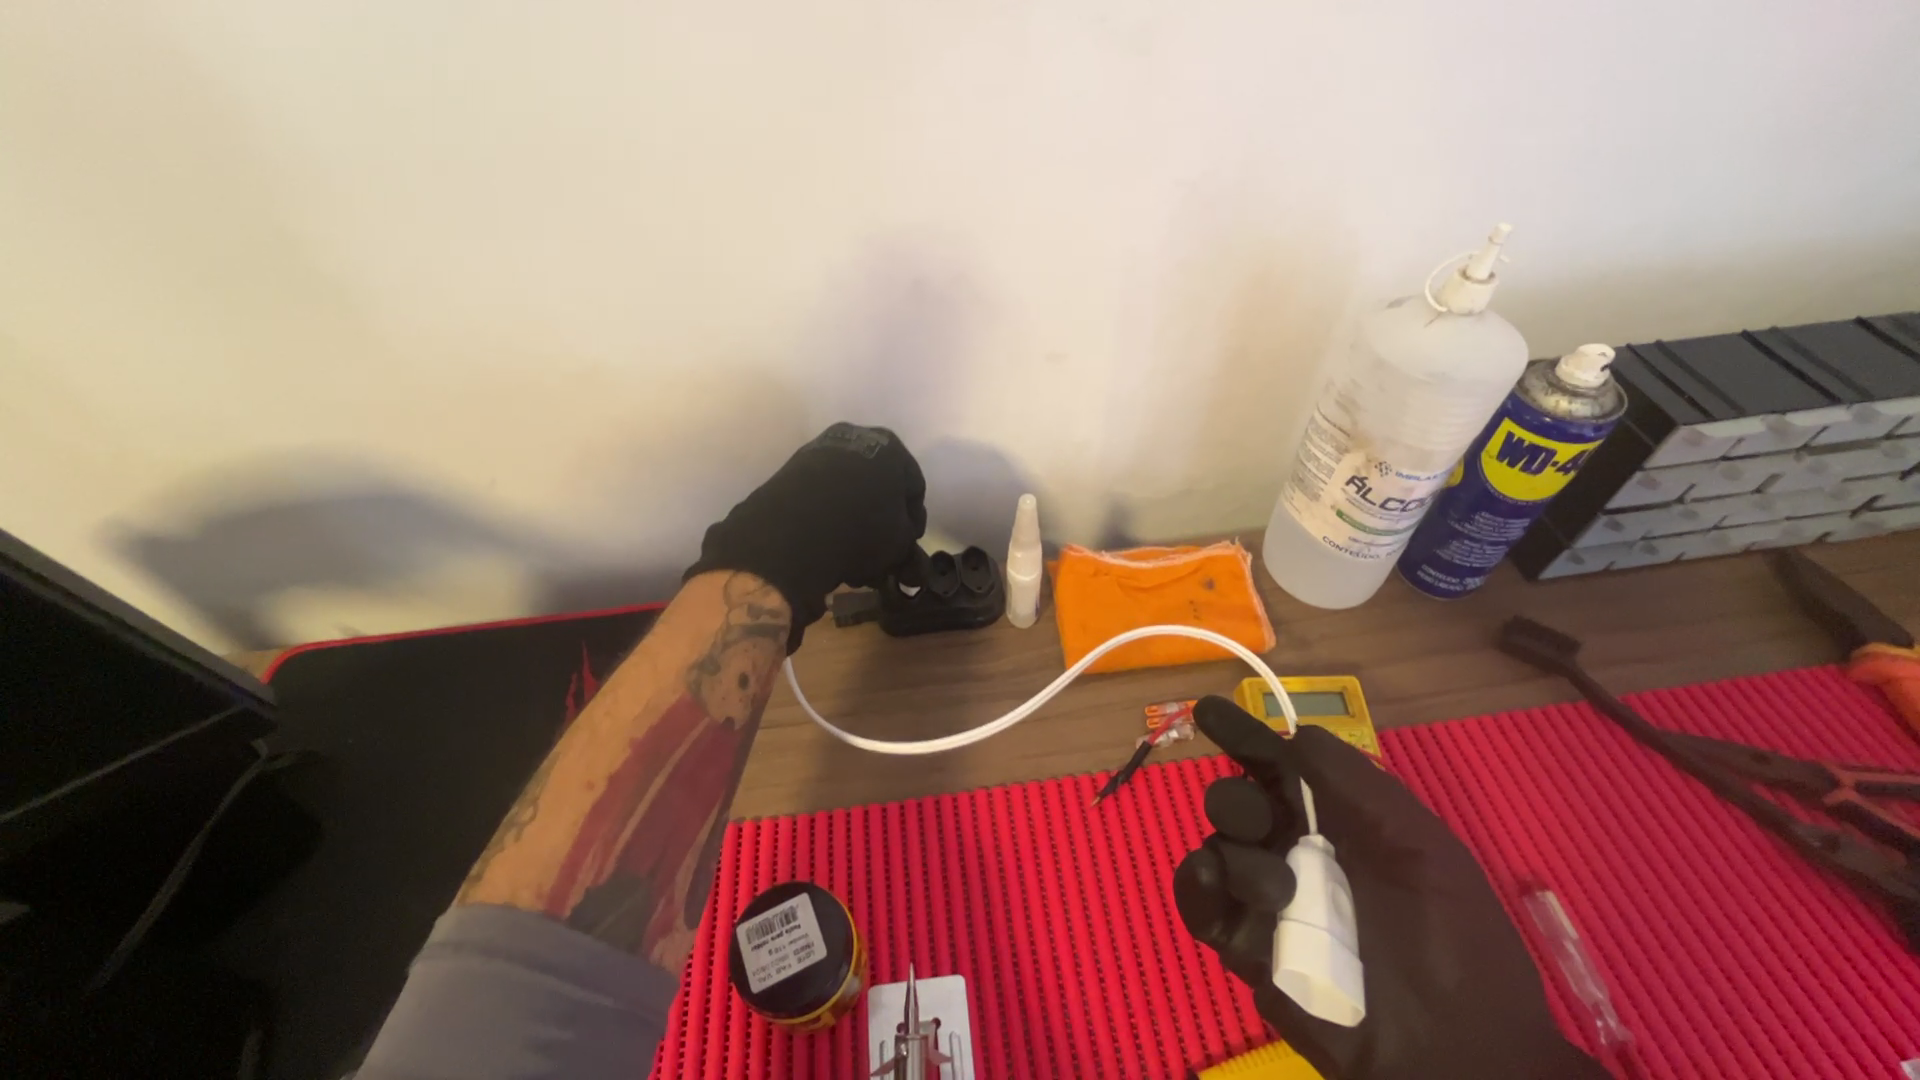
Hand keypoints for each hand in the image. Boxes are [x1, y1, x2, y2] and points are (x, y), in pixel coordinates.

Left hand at [686, 423, 926, 651]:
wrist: (792, 533)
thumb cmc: (862, 530)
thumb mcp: (900, 544)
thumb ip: (907, 541)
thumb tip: (904, 548)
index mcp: (891, 446)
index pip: (914, 487)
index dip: (914, 520)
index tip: (909, 544)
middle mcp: (855, 437)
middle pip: (878, 486)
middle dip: (881, 521)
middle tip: (881, 551)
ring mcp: (818, 452)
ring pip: (848, 492)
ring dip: (854, 521)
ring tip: (853, 556)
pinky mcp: (790, 471)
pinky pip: (821, 497)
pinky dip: (828, 518)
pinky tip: (828, 547)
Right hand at [1174, 697, 1607, 1079]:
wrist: (1458, 1052)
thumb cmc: (1453, 939)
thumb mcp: (1420, 846)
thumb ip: (1357, 784)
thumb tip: (1294, 733)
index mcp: (1337, 823)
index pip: (1278, 767)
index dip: (1244, 736)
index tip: (1208, 709)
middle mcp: (1294, 852)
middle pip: (1236, 802)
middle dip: (1235, 798)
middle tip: (1258, 819)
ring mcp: (1265, 900)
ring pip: (1217, 847)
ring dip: (1237, 853)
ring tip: (1279, 891)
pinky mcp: (1243, 945)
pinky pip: (1199, 902)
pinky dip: (1196, 883)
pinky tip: (1212, 877)